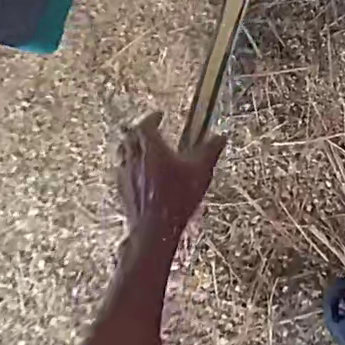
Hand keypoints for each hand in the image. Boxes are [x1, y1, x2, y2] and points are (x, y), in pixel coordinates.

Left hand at [114, 113, 225, 254]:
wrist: (155, 229)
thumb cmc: (178, 198)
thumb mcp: (202, 171)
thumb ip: (211, 150)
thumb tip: (221, 137)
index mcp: (152, 149)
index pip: (145, 126)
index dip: (151, 118)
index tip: (159, 115)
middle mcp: (135, 159)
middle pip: (129, 137)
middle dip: (139, 130)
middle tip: (149, 129)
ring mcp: (126, 176)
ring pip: (123, 153)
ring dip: (132, 147)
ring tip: (143, 149)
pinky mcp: (123, 191)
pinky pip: (123, 171)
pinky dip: (130, 165)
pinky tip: (140, 173)